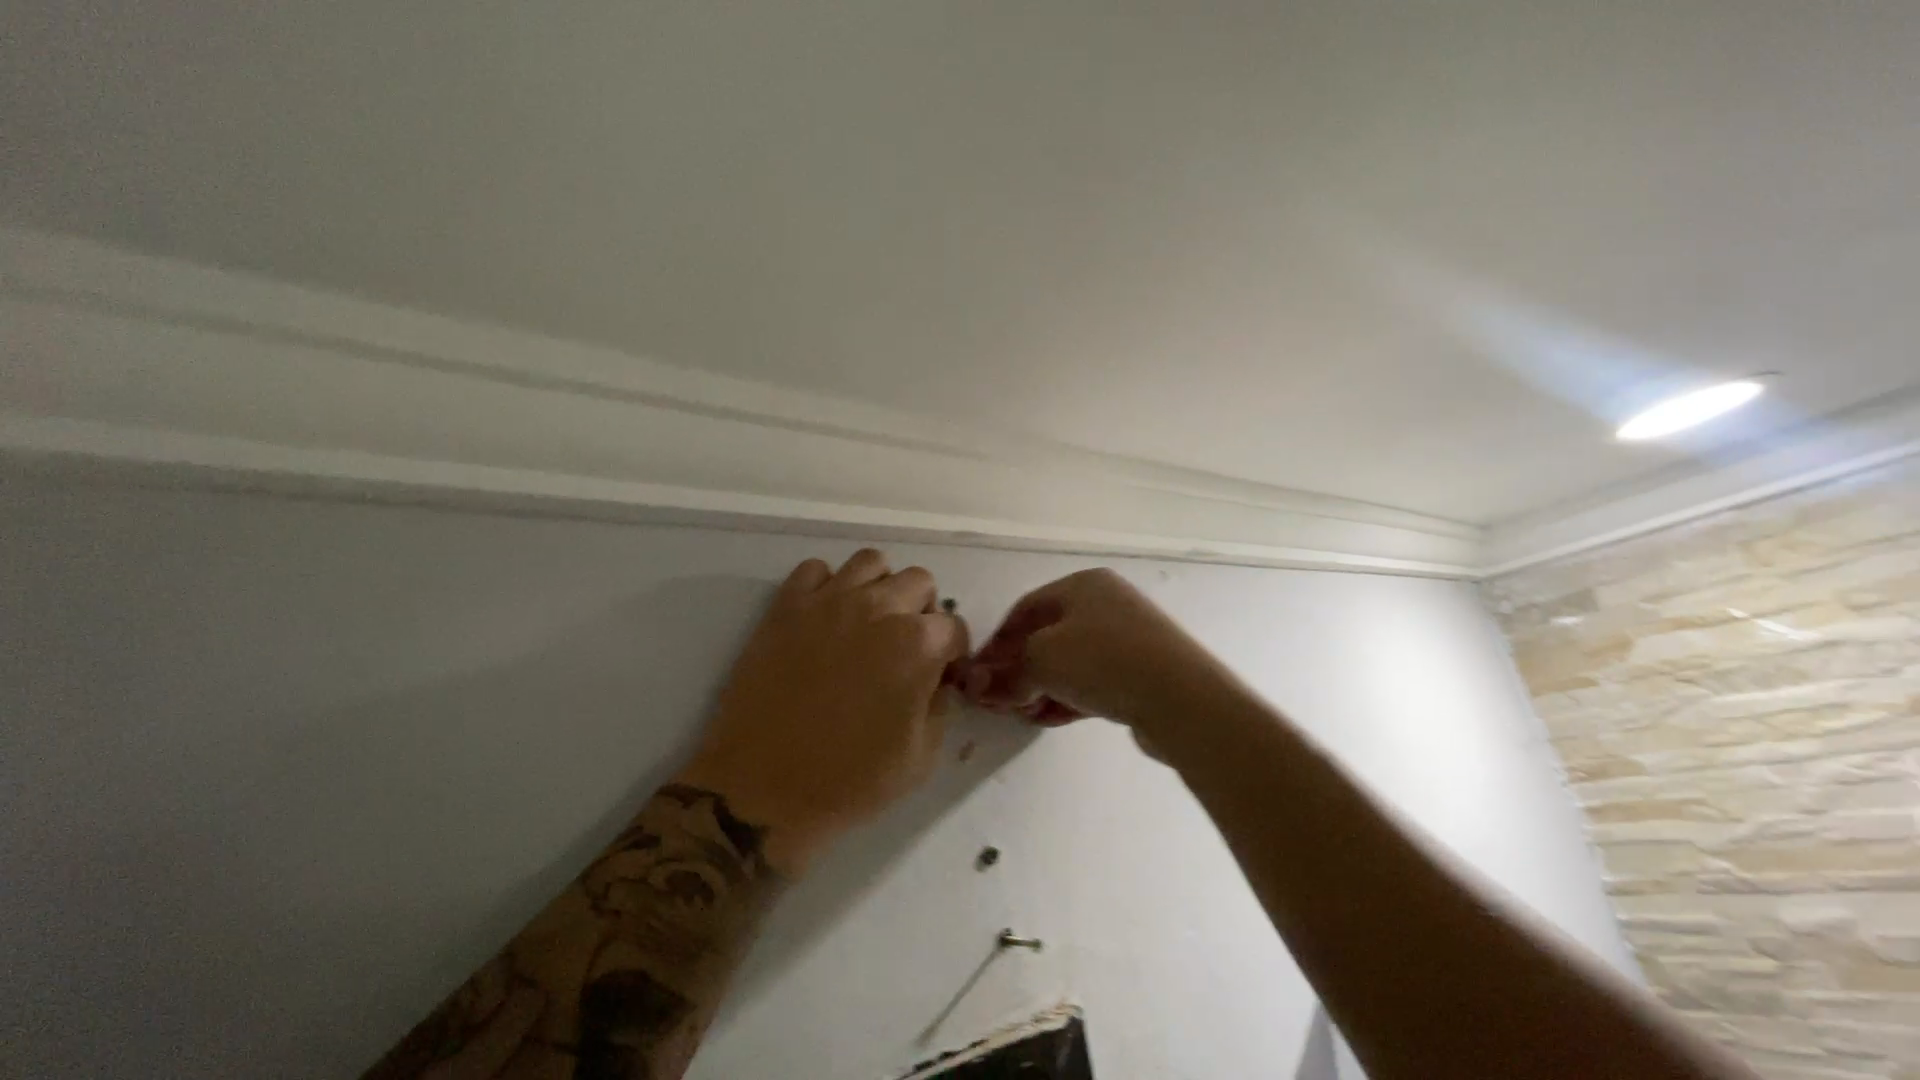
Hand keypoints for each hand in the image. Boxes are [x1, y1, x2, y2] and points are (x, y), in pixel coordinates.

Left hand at [677, 550, 967, 871]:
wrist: (763, 788)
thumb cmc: (849, 781)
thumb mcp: (921, 757)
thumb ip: (939, 705)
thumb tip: (936, 678)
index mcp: (917, 645)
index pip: (954, 626)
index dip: (951, 652)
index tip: (939, 673)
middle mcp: (877, 608)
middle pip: (918, 581)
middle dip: (922, 611)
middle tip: (906, 645)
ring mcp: (827, 601)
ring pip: (870, 562)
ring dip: (879, 587)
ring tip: (868, 622)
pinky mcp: (785, 606)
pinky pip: (814, 569)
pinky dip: (827, 585)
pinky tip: (824, 618)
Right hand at [963, 568, 1234, 733]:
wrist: (1180, 698)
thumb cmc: (1102, 660)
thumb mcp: (1041, 662)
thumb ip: (1006, 673)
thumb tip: (977, 685)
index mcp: (1083, 585)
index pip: (1024, 609)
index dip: (996, 642)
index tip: (977, 674)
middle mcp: (1107, 604)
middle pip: (1047, 636)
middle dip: (1018, 669)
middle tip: (998, 699)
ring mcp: (1129, 639)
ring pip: (1070, 662)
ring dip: (1041, 687)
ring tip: (1023, 714)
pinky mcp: (1143, 673)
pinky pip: (1094, 682)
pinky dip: (1068, 697)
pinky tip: (1050, 719)